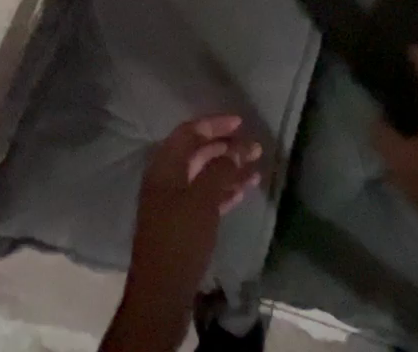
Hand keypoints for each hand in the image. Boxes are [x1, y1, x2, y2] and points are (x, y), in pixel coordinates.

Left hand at [126, 115, 261, 306]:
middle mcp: (166, 181)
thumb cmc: (180, 238)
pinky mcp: (182, 225)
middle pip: (197, 154)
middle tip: (254, 148)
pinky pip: (205, 198)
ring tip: (256, 169)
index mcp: (164, 168)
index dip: (214, 124)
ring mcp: (173, 204)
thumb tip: (236, 150)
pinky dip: (224, 191)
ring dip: (229, 171)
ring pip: (204, 177)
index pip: (188, 133)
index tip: (241, 123)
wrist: (162, 293)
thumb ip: (220, 170)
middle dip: (226, 148)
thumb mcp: (202, 199)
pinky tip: (245, 191)